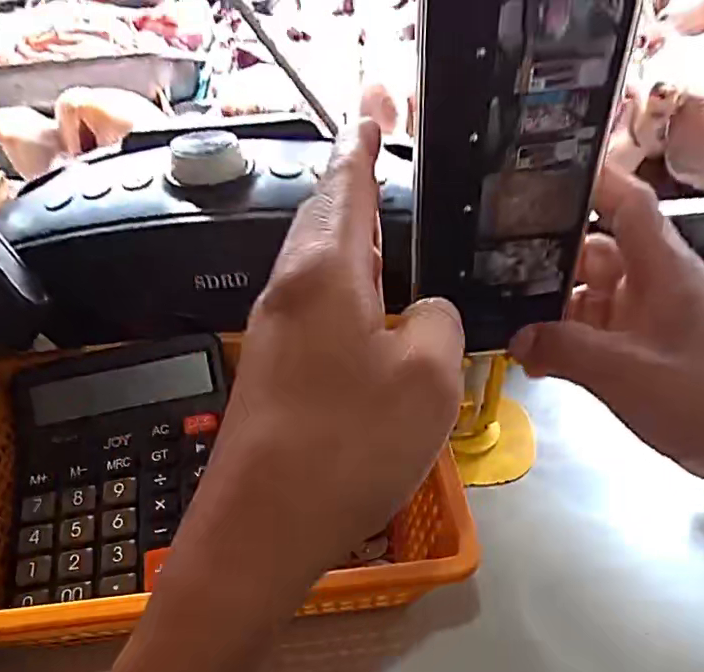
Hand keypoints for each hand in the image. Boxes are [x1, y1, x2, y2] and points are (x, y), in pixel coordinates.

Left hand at [198, 120, 463, 578]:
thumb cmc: (349, 445)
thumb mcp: (429, 380)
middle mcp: (286, 296)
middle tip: (379, 174)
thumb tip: (424, 315)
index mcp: (324, 273)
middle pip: (322, 226)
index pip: (346, 185)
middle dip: (351, 196)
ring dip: (347, 257)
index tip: (370, 113)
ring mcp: (269, 343)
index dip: (363, 146)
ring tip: (380, 250)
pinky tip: (363, 332)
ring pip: (315, 278)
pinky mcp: (269, 385)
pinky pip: (312, 327)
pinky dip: (343, 313)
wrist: (263, 526)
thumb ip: (440, 326)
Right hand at [507, 167, 703, 488]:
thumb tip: (517, 339)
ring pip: (593, 298)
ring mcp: (649, 320)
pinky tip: (537, 360)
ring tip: (509, 321)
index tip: (545, 177)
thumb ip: (563, 349)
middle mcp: (654, 285)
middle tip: (499, 271)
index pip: (627, 204)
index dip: (592, 183)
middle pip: (597, 254)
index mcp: (662, 269)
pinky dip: (569, 342)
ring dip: (555, 310)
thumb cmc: (696, 395)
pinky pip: (597, 334)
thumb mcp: (621, 370)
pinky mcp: (644, 351)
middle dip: (552, 261)